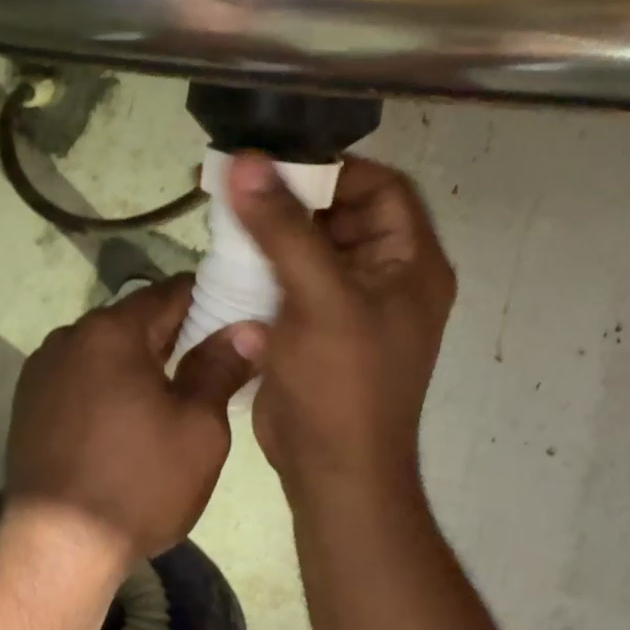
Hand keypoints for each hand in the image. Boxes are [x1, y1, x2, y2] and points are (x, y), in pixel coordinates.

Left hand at [5, 276, 264, 562]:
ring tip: (168, 395)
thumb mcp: (197, 428)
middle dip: (172, 334)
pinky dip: (104, 382)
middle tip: (212, 364)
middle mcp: (69, 336)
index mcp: (111, 332)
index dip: (208, 300)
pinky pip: (78, 374)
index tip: (237, 316)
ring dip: (135, 361)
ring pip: (102, 348)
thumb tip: (248, 327)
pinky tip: (122, 418)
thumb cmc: (139, 482)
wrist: (56, 542)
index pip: (169, 292)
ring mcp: (42, 367)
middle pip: (132, 319)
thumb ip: (220, 368)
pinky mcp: (28, 398)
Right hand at [224, 153, 455, 493]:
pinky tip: (221, 250)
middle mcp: (382, 274)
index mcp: (410, 263)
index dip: (333, 169)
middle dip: (289, 192)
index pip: (381, 188)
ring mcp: (344, 299)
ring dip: (268, 223)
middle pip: (338, 210)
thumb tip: (246, 160)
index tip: (274, 162)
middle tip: (234, 178)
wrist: (330, 468)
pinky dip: (257, 255)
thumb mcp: (318, 297)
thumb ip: (283, 227)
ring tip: (219, 206)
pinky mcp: (309, 321)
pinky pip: (284, 271)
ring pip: (306, 239)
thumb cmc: (342, 382)